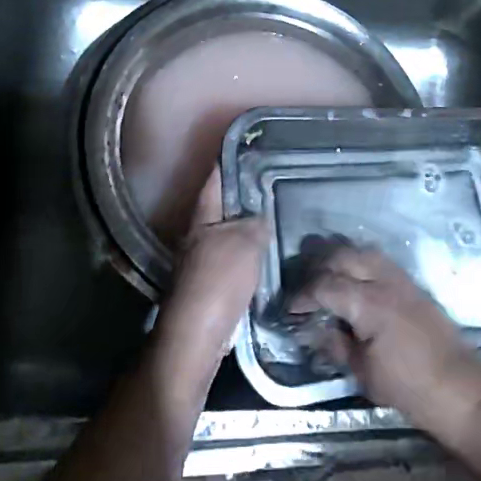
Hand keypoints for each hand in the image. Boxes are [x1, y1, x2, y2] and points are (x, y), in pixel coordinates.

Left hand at [154, 169, 265, 377]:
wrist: (198, 335)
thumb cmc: (219, 282)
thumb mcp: (246, 242)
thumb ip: (256, 223)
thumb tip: (262, 218)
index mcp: (203, 218)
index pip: (216, 179)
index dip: (230, 159)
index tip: (251, 146)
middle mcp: (200, 235)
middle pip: (224, 206)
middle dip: (247, 193)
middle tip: (278, 180)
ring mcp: (205, 260)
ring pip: (232, 232)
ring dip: (252, 224)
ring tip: (282, 214)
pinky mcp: (215, 284)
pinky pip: (238, 258)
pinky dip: (254, 251)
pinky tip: (273, 253)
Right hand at [290, 246, 480, 443]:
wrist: (456, 386)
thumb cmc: (407, 386)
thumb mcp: (362, 372)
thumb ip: (336, 344)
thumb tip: (315, 329)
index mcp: (369, 303)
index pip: (326, 285)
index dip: (303, 296)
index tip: (290, 309)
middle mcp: (386, 282)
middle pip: (344, 256)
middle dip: (319, 268)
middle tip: (306, 290)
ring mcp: (403, 280)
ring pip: (365, 252)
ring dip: (343, 260)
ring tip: (328, 281)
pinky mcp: (414, 286)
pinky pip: (382, 263)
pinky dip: (363, 265)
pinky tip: (355, 284)